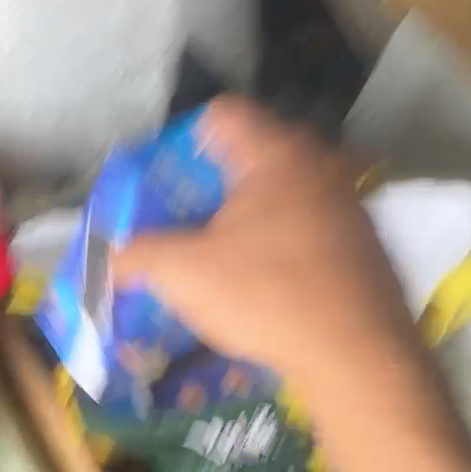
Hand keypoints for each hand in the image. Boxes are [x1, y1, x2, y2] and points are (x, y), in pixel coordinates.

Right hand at [114, 97, 423, 401]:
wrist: (355, 355)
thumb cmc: (265, 295)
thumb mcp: (180, 273)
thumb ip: (135, 255)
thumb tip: (111, 257)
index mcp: (275, 156)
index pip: (218, 116)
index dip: (177, 143)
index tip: (154, 180)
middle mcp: (319, 166)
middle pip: (246, 156)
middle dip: (201, 186)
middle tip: (170, 220)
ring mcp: (347, 204)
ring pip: (274, 194)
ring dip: (235, 217)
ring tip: (203, 254)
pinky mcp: (359, 244)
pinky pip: (298, 226)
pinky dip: (267, 242)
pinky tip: (248, 281)